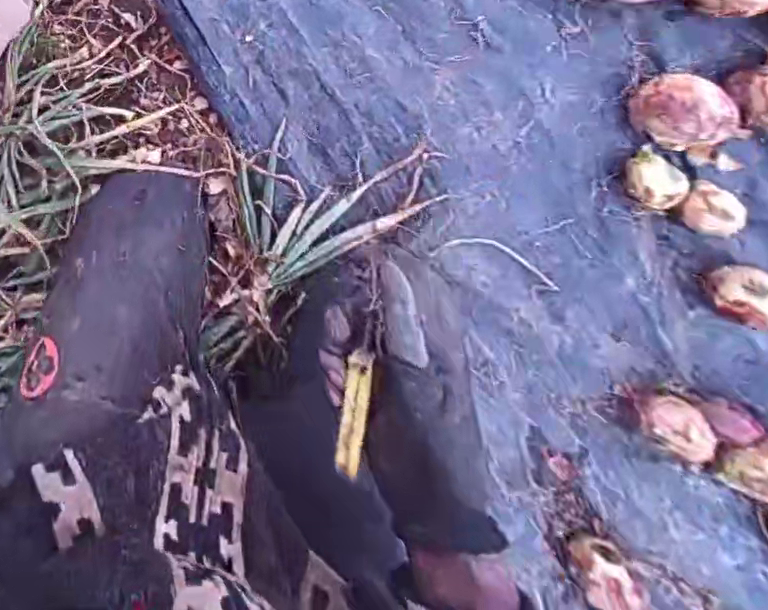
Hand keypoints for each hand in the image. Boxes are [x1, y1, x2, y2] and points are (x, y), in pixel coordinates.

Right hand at [316, 253, 509, 557]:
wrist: (430, 507)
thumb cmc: (433, 446)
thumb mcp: (417, 384)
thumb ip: (403, 325)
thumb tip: (392, 269)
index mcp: (434, 335)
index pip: (407, 277)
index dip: (377, 264)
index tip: (345, 260)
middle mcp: (410, 340)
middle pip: (368, 300)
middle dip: (344, 316)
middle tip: (337, 341)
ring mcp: (389, 360)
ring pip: (349, 328)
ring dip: (334, 347)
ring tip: (339, 379)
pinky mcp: (371, 379)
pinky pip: (342, 356)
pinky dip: (334, 369)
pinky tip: (341, 394)